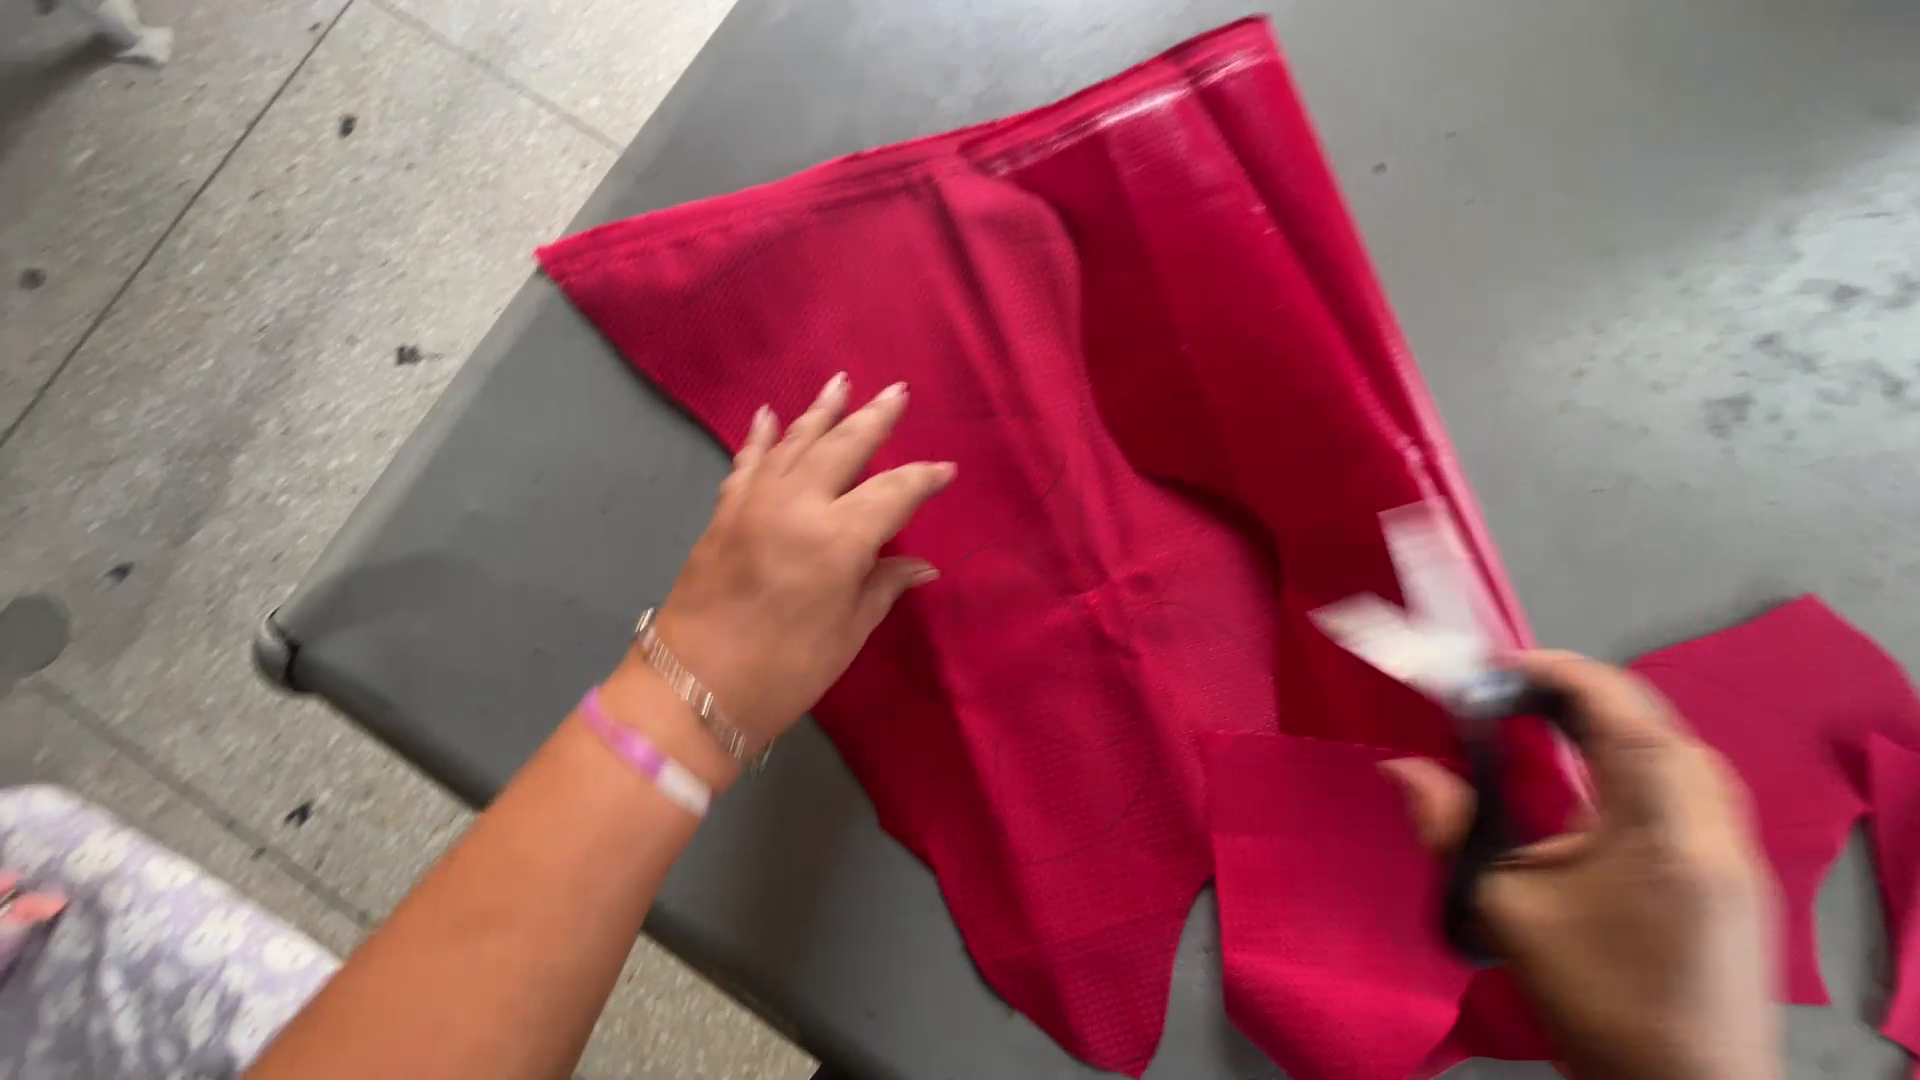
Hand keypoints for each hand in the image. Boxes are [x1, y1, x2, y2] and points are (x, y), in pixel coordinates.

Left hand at [645, 373, 953, 751]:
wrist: (691, 691)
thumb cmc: (783, 672)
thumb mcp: (846, 633)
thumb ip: (883, 586)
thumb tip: (921, 565)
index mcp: (836, 540)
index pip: (892, 494)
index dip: (923, 480)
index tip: (946, 470)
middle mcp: (795, 506)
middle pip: (843, 448)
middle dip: (875, 419)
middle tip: (897, 392)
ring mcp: (753, 504)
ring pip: (794, 444)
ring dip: (820, 412)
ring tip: (840, 382)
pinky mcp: (723, 513)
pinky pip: (748, 463)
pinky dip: (761, 438)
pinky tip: (769, 416)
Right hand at [1384, 651, 1781, 1079]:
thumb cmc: (1593, 995)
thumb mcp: (1504, 907)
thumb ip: (1450, 826)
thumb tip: (1400, 767)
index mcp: (1661, 831)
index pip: (1623, 719)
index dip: (1562, 675)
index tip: (1499, 666)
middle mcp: (1710, 826)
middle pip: (1655, 725)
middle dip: (1579, 691)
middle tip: (1507, 688)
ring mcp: (1730, 847)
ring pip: (1675, 750)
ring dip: (1608, 720)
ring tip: (1540, 715)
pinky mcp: (1727, 866)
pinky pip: (1684, 780)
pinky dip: (1631, 752)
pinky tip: (1588, 767)